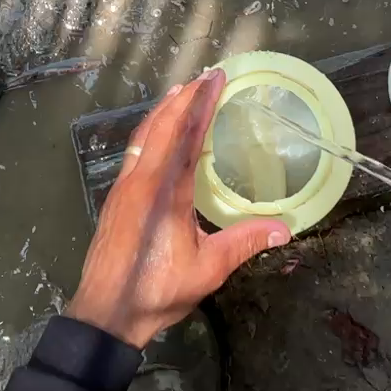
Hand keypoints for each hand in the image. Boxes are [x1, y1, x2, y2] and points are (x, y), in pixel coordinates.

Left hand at [66, 70, 291, 347]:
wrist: (105, 314)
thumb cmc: (156, 290)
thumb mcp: (208, 269)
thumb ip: (244, 242)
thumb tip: (285, 229)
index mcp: (166, 189)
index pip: (186, 133)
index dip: (202, 103)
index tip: (215, 78)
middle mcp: (142, 178)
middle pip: (161, 124)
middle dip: (184, 97)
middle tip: (204, 76)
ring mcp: (125, 186)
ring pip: (143, 135)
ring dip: (163, 111)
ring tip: (181, 93)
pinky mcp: (117, 197)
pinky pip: (135, 150)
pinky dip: (150, 130)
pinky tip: (158, 135)